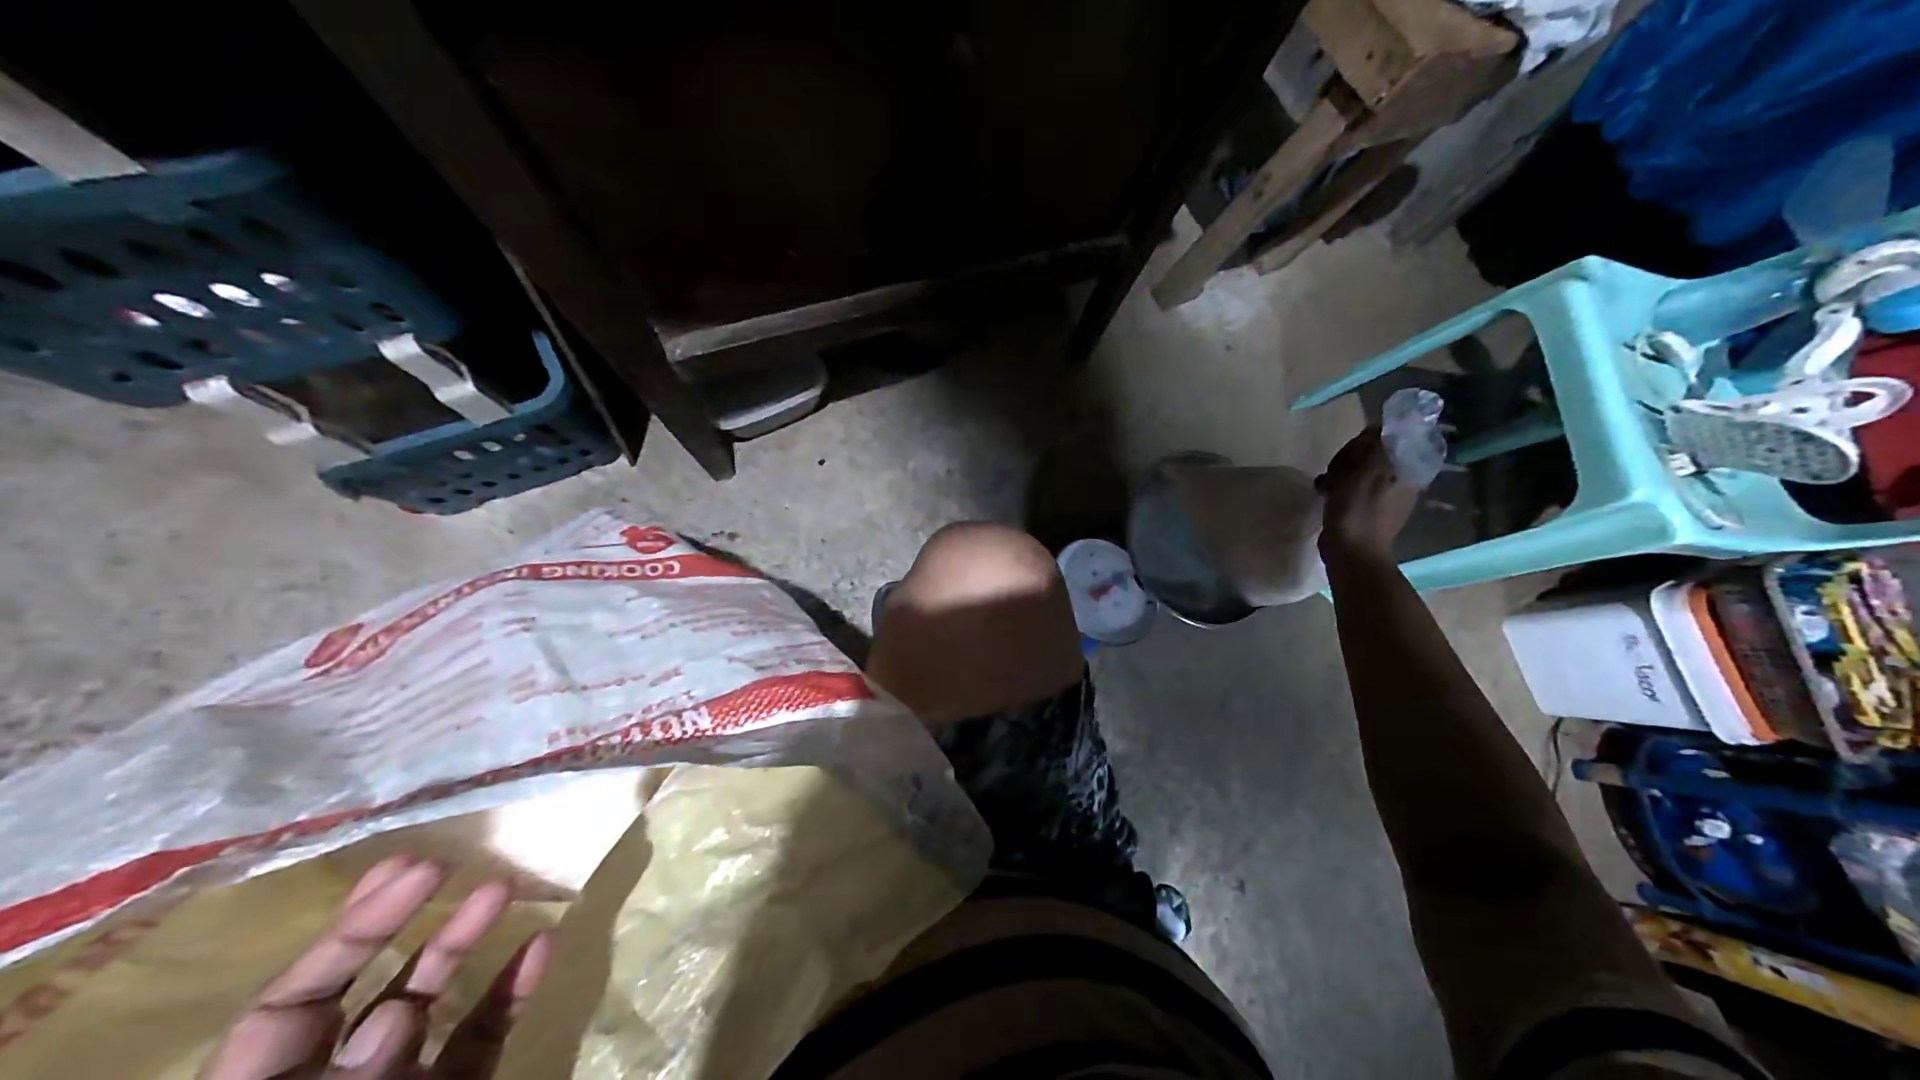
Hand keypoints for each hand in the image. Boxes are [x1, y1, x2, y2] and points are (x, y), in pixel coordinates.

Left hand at [200, 857, 550, 1079]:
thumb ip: (346, 1074)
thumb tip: (395, 1013)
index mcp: (269, 1078)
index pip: (298, 992)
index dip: (353, 926)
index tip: (411, 869)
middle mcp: (336, 1067)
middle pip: (370, 980)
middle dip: (401, 918)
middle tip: (437, 859)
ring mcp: (403, 1074)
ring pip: (434, 996)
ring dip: (465, 939)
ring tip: (502, 887)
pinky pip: (484, 1032)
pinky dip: (513, 989)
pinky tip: (542, 944)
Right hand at [1316, 427, 1417, 563]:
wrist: (1351, 552)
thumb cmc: (1359, 511)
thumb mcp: (1368, 470)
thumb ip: (1375, 445)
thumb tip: (1376, 428)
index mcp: (1407, 468)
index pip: (1388, 437)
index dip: (1365, 441)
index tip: (1352, 454)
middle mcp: (1399, 478)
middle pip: (1371, 451)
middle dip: (1349, 458)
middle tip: (1337, 471)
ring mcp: (1381, 494)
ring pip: (1357, 467)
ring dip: (1339, 472)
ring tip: (1328, 485)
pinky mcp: (1364, 506)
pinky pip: (1349, 485)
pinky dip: (1336, 486)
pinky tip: (1324, 493)